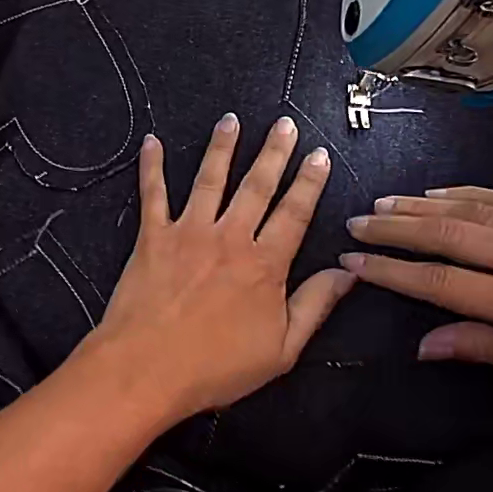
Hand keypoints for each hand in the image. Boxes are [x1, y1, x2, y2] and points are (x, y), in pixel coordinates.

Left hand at [78, 113, 355, 419]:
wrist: (146, 370)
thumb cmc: (215, 366)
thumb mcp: (281, 349)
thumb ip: (315, 306)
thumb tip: (346, 274)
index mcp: (264, 264)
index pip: (294, 213)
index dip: (309, 182)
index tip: (318, 156)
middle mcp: (230, 238)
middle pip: (258, 186)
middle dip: (274, 152)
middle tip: (284, 125)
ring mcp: (190, 233)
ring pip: (211, 179)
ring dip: (222, 147)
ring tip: (231, 121)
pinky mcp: (154, 237)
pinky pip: (153, 195)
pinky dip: (152, 167)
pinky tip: (152, 143)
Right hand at [341, 187, 492, 423]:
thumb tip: (429, 344)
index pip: (442, 283)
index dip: (390, 271)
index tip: (352, 260)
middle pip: (449, 234)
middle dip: (395, 228)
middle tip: (355, 220)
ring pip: (475, 208)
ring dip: (425, 204)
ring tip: (387, 202)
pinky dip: (471, 193)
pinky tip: (448, 191)